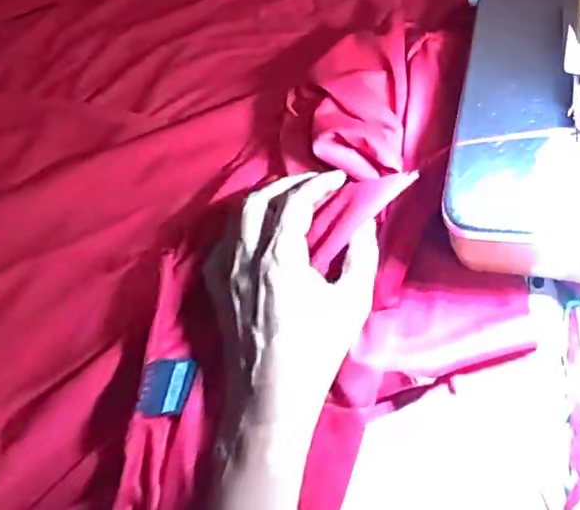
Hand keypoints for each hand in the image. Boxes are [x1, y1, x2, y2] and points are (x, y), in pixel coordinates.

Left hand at [208, 172, 376, 509]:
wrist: (269, 399)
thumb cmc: (316, 351)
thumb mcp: (352, 301)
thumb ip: (362, 253)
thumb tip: (363, 221)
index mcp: (279, 259)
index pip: (295, 202)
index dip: (318, 184)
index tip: (340, 179)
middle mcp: (246, 258)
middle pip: (259, 199)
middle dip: (290, 183)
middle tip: (315, 182)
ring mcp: (225, 272)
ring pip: (238, 215)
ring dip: (266, 198)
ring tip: (290, 197)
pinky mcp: (215, 286)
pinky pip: (224, 239)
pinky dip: (244, 223)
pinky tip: (261, 229)